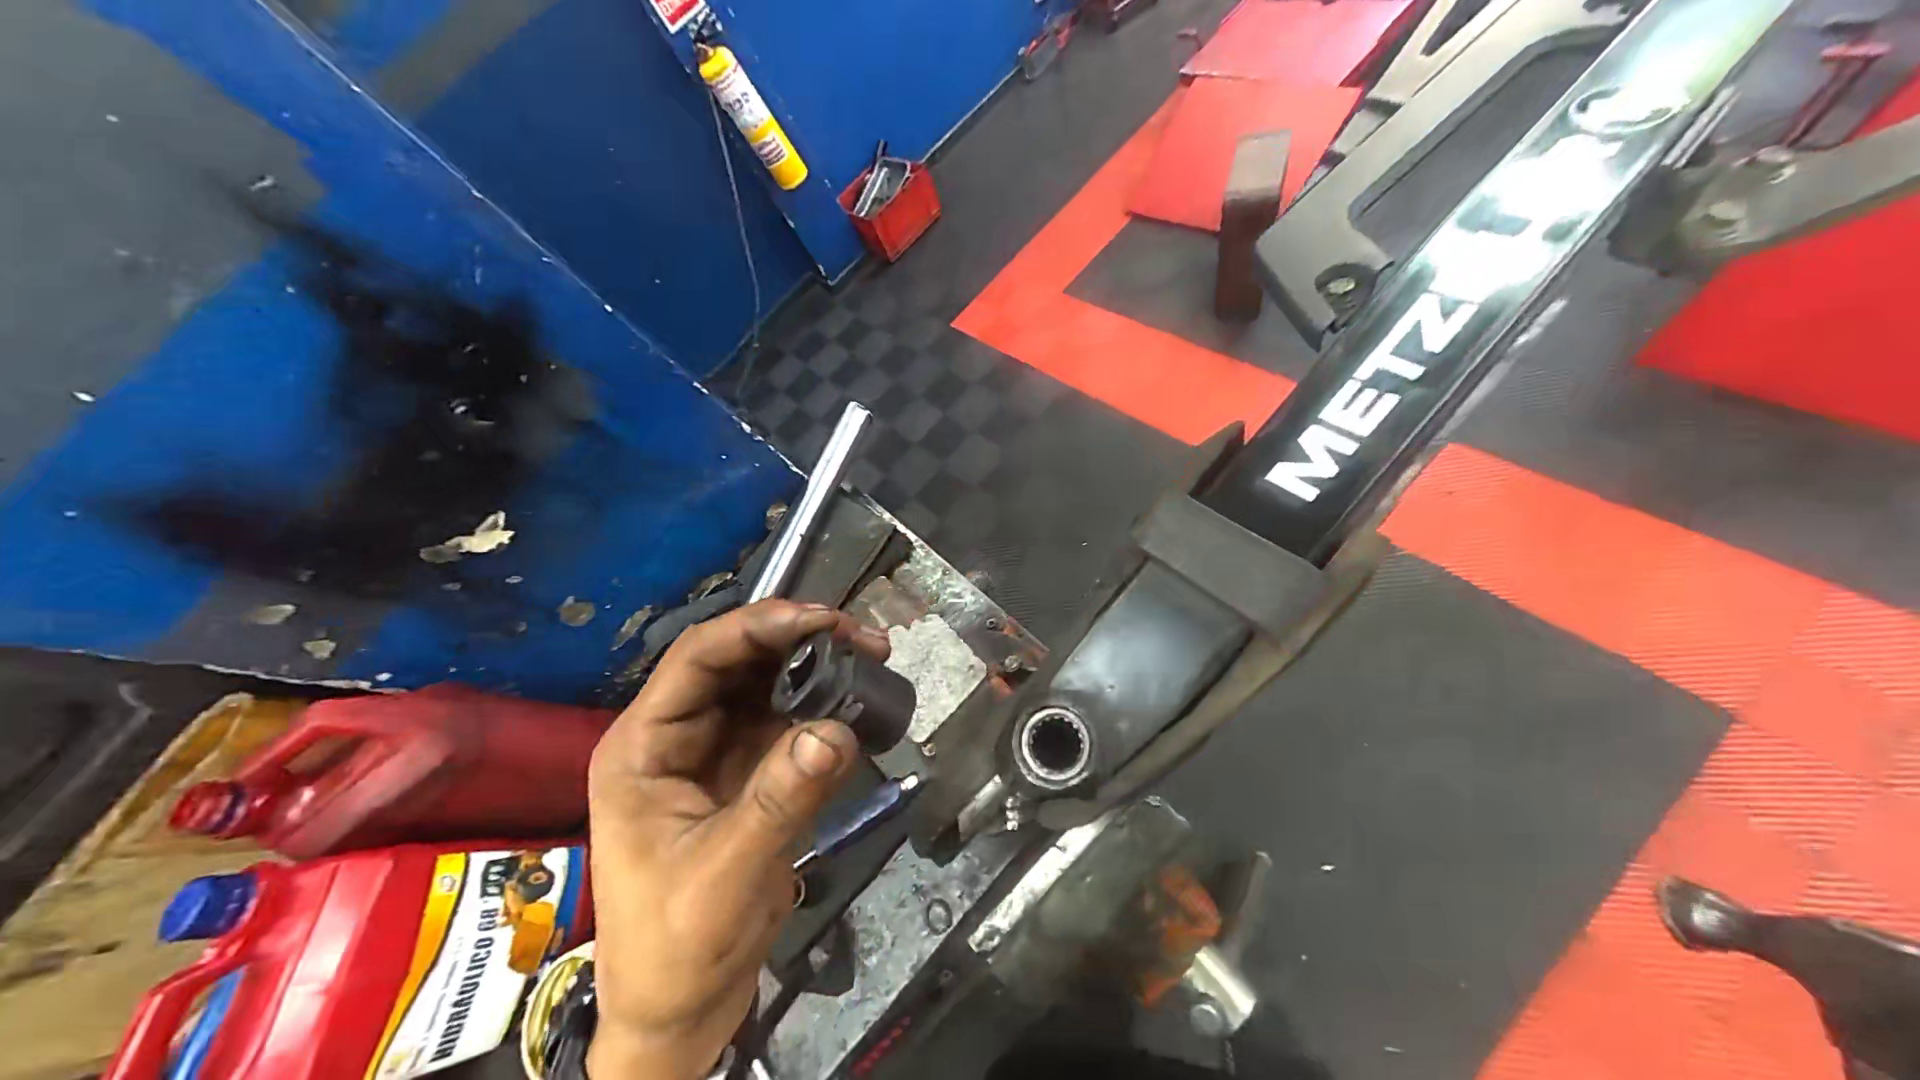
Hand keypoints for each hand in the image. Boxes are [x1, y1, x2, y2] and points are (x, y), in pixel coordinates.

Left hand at [585, 599, 888, 1078]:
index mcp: (644, 745)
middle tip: (861, 636)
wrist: (680, 1011)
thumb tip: (836, 731)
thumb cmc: (676, 948)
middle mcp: (678, 735)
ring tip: (870, 659)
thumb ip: (780, 801)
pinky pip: (788, 722)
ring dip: (815, 667)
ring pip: (766, 686)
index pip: (697, 659)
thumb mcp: (725, 876)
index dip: (756, 627)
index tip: (820, 619)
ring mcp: (716, 752)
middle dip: (797, 639)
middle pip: (737, 662)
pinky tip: (859, 703)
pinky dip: (823, 707)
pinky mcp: (749, 773)